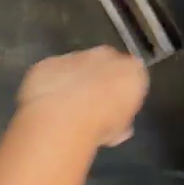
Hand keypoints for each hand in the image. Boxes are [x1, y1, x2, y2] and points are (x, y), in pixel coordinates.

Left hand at [14, 45, 148, 148]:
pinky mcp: (49, 61)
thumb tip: (116, 116)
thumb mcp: (122, 128)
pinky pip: (54, 71)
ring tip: (68, 106)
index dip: (125, 90)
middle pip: (108, 64)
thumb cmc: (101, 126)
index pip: (134, 75)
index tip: (118, 105)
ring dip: (77, 79)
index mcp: (133, 70)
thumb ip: (123, 113)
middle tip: (94, 103)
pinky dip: (53, 82)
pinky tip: (49, 102)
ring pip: (79, 65)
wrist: (60, 120)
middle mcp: (107, 56)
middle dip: (102, 78)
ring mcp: (76, 56)